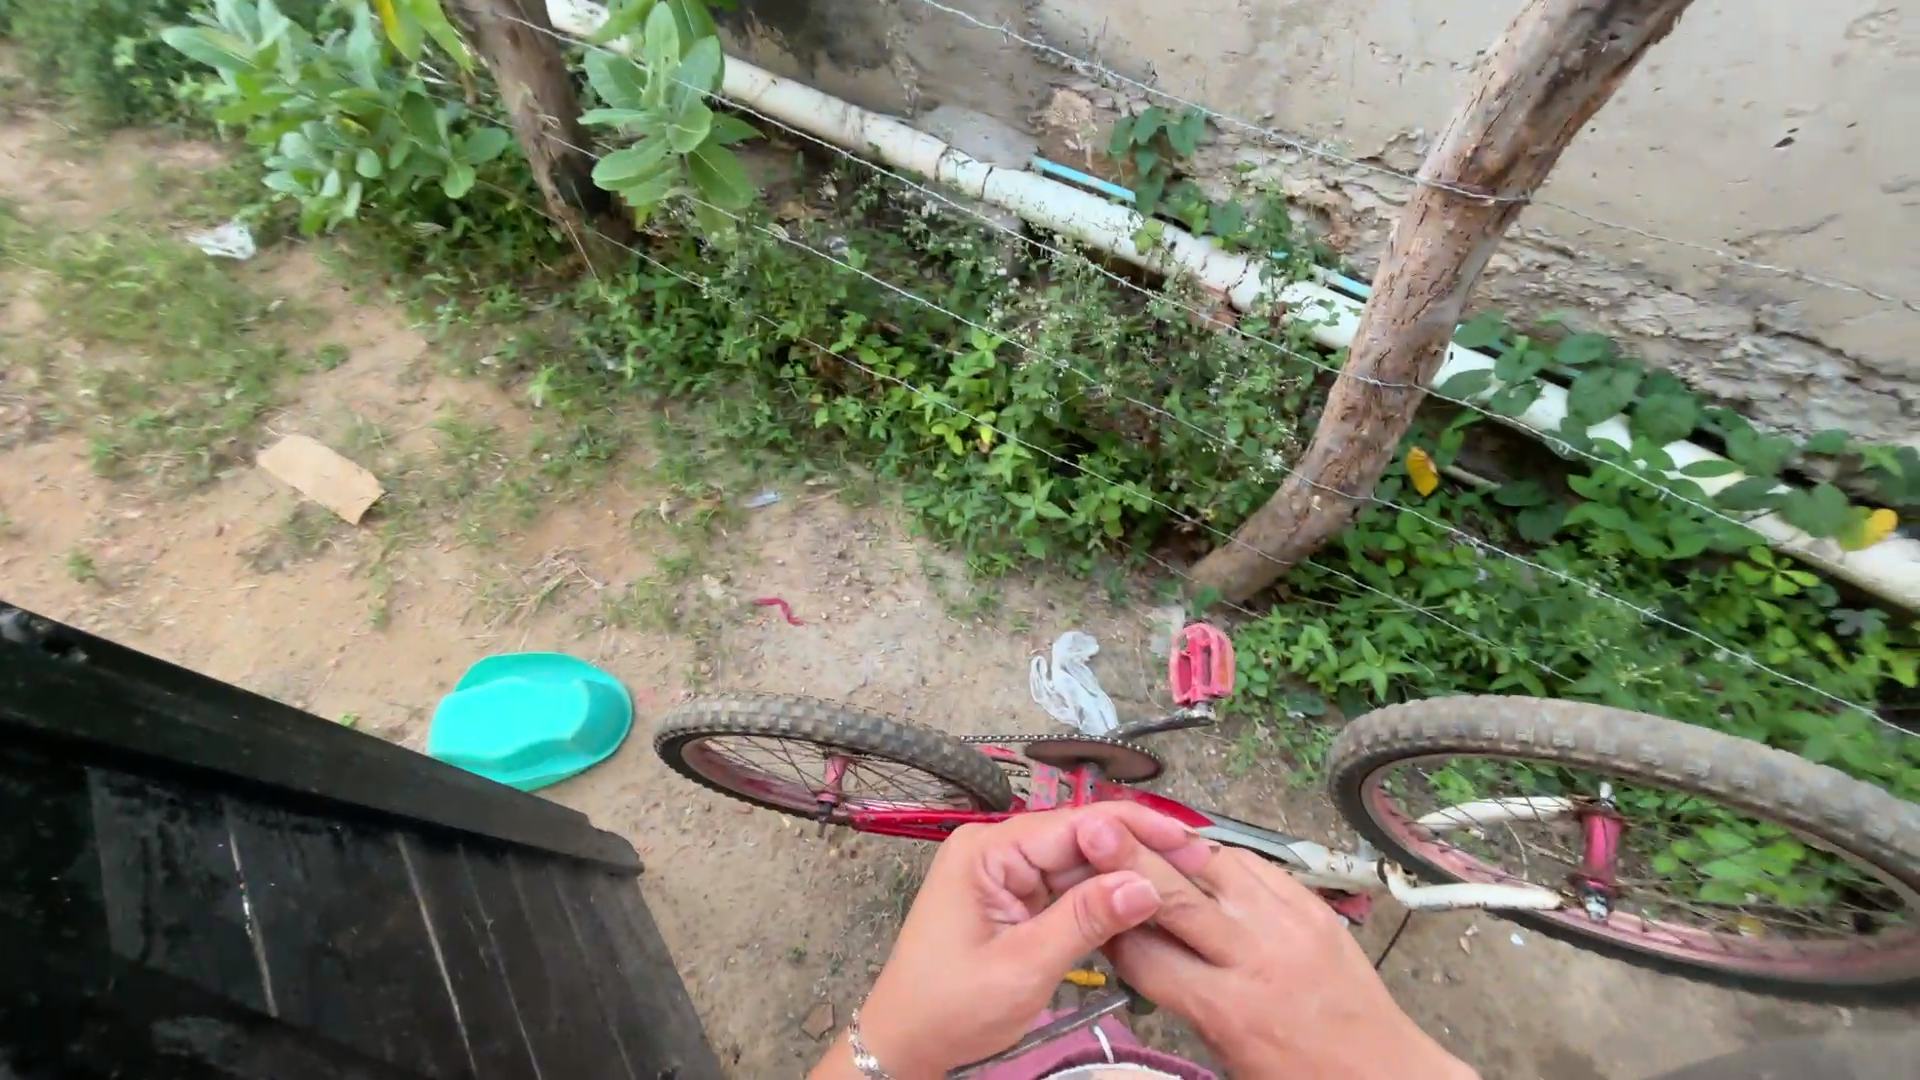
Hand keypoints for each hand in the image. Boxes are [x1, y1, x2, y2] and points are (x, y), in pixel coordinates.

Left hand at [812, 803, 1212, 1078]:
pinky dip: (1098, 901)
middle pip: (1077, 840)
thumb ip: (1085, 920)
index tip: (1185, 839)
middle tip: (1193, 864)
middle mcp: (996, 849)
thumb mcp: (1023, 966)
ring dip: (1120, 876)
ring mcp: (1005, 874)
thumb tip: (1145, 883)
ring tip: (1177, 882)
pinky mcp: (1012, 899)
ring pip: (1076, 865)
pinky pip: (1064, 890)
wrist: (905, 1045)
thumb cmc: (950, 1006)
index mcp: (988, 849)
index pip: (1072, 823)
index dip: (1132, 828)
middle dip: (1132, 852)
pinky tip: (1137, 905)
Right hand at [1084, 830, 1477, 1079]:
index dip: (1110, 931)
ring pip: (1214, 864)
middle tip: (1096, 830)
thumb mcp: (1226, 1056)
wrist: (1388, 1079)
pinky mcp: (1311, 903)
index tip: (1083, 905)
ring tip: (1143, 837)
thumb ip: (1178, 996)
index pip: (1147, 956)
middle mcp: (1255, 957)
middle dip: (1130, 861)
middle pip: (1176, 897)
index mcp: (1229, 1011)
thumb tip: (1132, 942)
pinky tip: (1201, 861)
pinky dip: (1218, 859)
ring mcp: (1288, 922)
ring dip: (1174, 850)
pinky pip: (1251, 863)